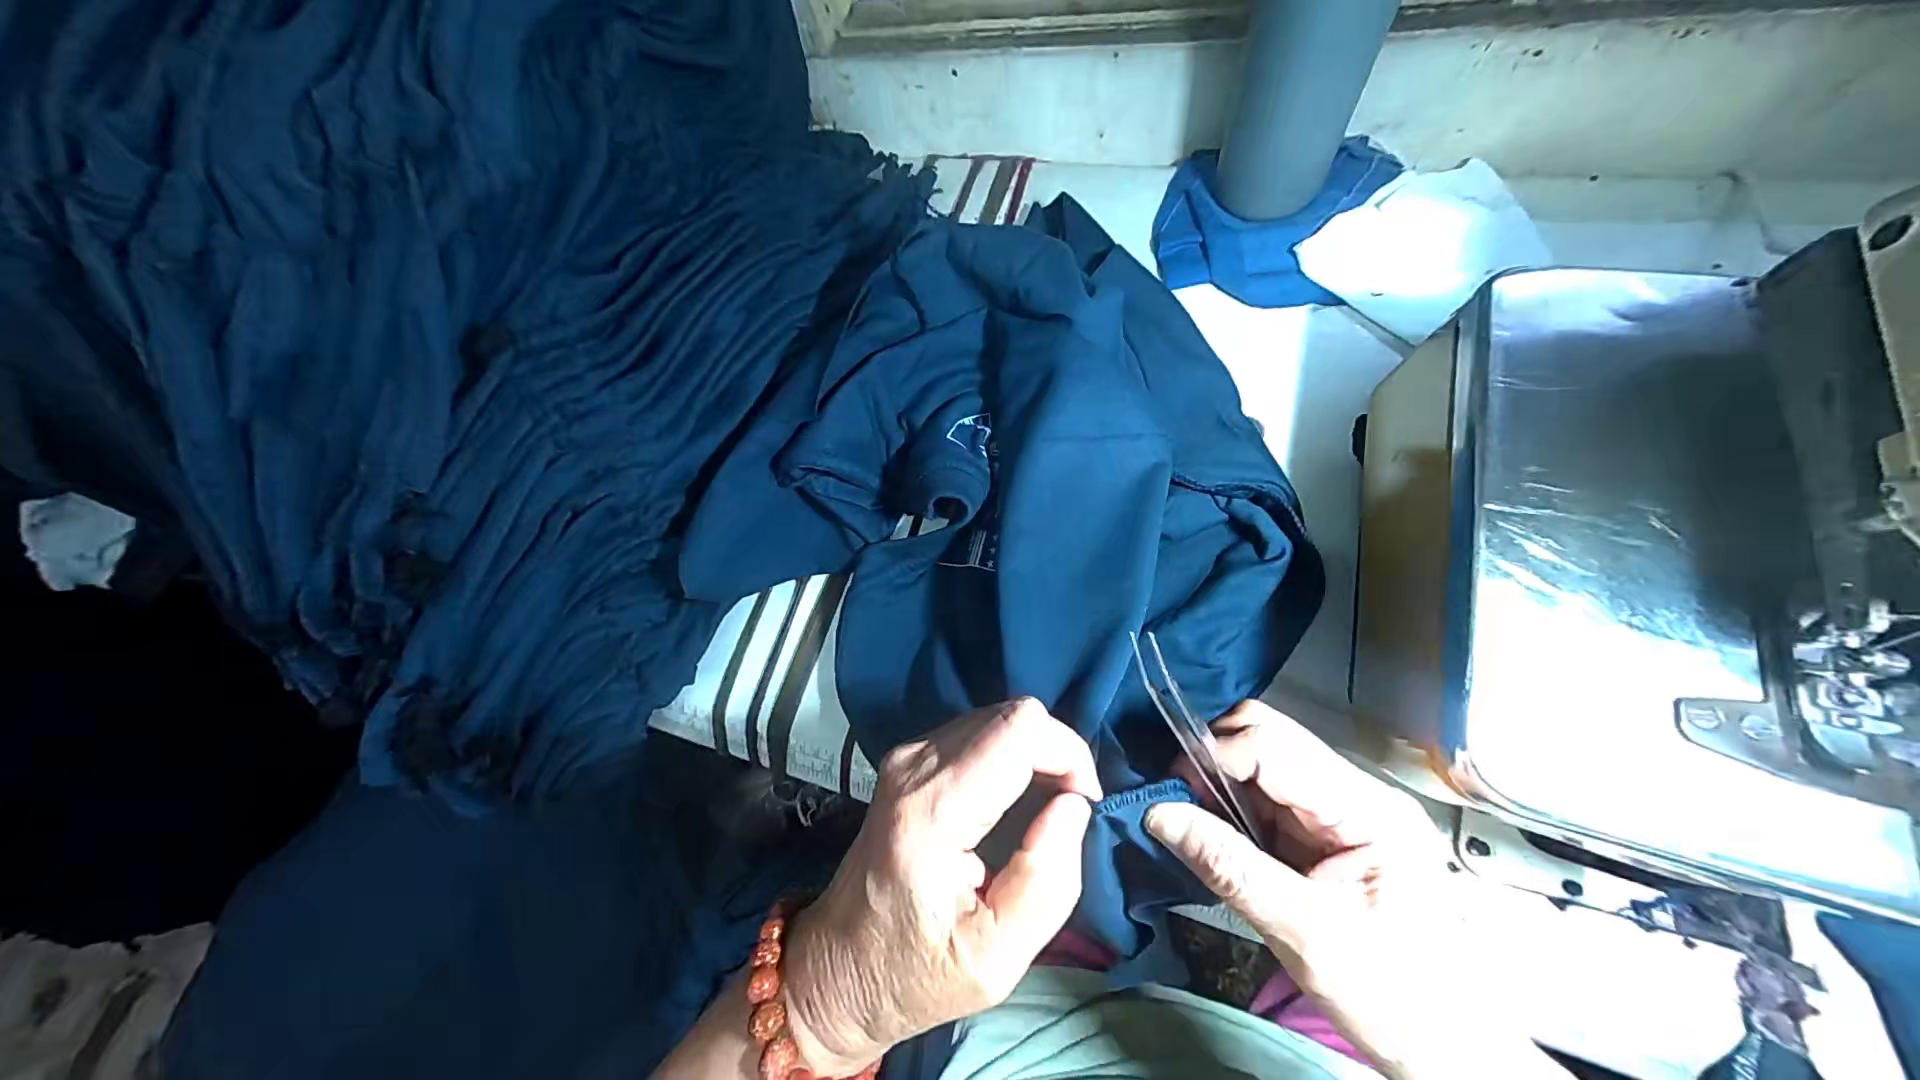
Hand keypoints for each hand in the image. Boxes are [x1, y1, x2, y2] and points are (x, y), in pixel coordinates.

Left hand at [782, 699, 1101, 1074]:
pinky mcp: (910, 757)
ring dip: (1034, 756)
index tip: (1079, 806)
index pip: (1019, 729)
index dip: (1067, 756)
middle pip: (1014, 716)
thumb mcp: (995, 960)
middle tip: (1064, 812)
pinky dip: (1010, 756)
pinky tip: (1010, 801)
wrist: (839, 963)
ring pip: (1000, 718)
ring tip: (1038, 812)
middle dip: (1055, 756)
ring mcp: (908, 755)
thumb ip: (1046, 880)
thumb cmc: (912, 972)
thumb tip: (1073, 804)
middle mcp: (915, 766)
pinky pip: (981, 730)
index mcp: (931, 812)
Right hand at [1147, 700, 1564, 1079]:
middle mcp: (1357, 793)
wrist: (1452, 1054)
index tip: (1173, 794)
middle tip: (1179, 803)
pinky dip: (1232, 806)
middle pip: (1268, 737)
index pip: (1272, 745)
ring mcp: (1343, 808)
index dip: (1213, 756)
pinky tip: (1218, 835)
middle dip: (1212, 760)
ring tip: (1194, 824)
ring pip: (1261, 762)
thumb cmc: (1395, 999)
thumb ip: (1228, 866)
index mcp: (1367, 809)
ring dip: (1218, 784)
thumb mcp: (1303, 935)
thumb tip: (1158, 814)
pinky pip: (1267, 795)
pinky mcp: (1328, 828)